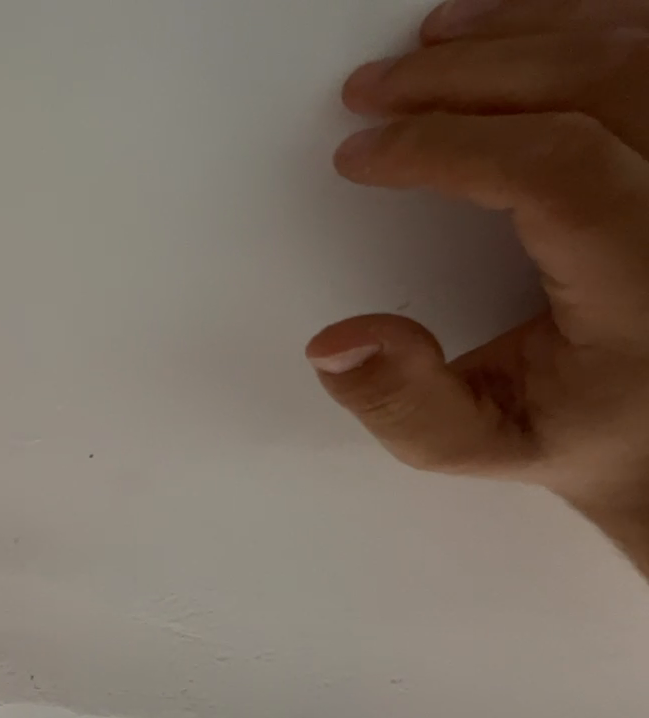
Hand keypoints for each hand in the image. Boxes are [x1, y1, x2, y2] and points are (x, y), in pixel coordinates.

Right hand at [309, 0, 648, 526]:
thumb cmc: (575, 425)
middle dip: (467, 74)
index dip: (444, 145)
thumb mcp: (466, 442)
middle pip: (605, 81)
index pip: (554, 169)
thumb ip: (397, 403)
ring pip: (646, 45)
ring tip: (434, 41)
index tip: (358, 151)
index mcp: (647, 278)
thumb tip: (334, 341)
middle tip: (374, 87)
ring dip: (527, 30)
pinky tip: (524, 30)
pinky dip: (588, 25)